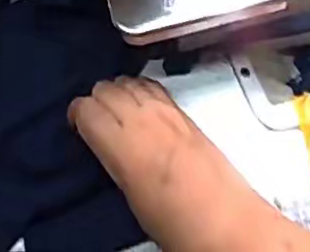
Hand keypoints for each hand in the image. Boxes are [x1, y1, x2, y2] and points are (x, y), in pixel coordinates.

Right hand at [70, 78, 309, 251]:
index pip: (86, 108)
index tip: (76, 126)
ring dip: (116, 92)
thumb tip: (103, 146)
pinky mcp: (183, 111)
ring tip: (115, 110)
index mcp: (124, 145)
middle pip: (104, 88)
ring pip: (127, 81)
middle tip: (94, 120)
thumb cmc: (182, 229)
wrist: (233, 228)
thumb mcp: (132, 200)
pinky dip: (139, 89)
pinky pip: (150, 85)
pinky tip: (140, 104)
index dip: (76, 115)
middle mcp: (143, 119)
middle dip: (94, 100)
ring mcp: (165, 111)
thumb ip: (113, 161)